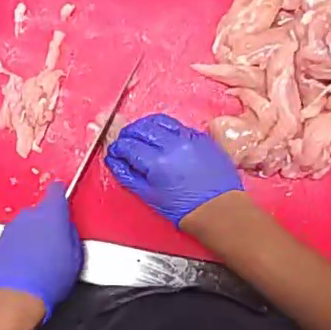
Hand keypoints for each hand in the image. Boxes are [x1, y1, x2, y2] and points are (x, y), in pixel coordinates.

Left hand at [0, 184, 82, 320]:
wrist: (13, 296)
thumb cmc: (47, 278)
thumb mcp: (75, 257)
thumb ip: (71, 235)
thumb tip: (67, 230)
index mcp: (51, 214)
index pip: (56, 192)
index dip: (60, 194)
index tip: (62, 196)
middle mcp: (28, 216)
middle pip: (39, 212)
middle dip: (46, 224)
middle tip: (55, 245)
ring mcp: (10, 229)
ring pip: (24, 228)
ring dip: (31, 238)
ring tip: (39, 261)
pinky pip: (12, 242)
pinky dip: (17, 250)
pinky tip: (24, 268)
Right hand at [105, 113, 244, 225]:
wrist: (217, 208)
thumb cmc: (181, 208)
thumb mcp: (147, 195)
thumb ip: (127, 175)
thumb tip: (113, 160)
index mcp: (156, 162)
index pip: (128, 145)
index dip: (117, 147)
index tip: (115, 152)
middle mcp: (172, 145)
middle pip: (142, 128)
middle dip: (129, 133)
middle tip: (125, 142)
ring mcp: (189, 138)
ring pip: (160, 121)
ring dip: (145, 126)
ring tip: (141, 135)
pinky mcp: (201, 137)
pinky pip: (177, 125)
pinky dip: (165, 128)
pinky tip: (162, 138)